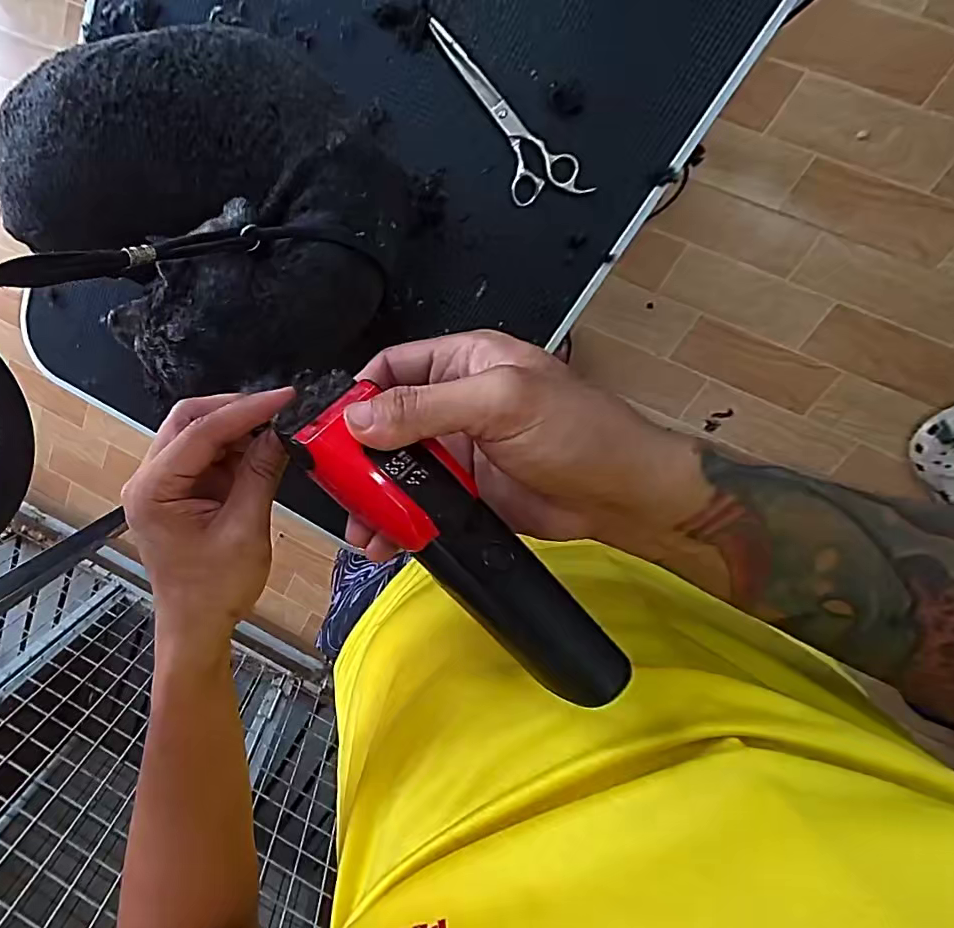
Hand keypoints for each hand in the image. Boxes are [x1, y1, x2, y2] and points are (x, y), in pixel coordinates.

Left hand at [122, 387, 294, 645]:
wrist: (197, 625)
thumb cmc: (212, 591)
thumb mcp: (245, 529)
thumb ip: (260, 475)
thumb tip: (280, 436)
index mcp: (154, 490)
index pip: (201, 430)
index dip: (247, 410)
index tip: (283, 399)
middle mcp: (149, 481)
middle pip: (190, 420)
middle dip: (237, 412)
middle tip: (279, 410)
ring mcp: (163, 485)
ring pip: (199, 434)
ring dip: (239, 431)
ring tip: (277, 435)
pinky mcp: (180, 492)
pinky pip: (208, 457)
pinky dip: (236, 451)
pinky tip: (262, 454)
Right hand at [343, 330, 702, 560]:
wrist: (620, 496)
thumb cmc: (582, 432)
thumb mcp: (502, 402)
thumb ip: (428, 405)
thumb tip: (363, 417)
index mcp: (464, 363)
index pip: (392, 369)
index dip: (359, 397)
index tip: (333, 432)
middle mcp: (456, 405)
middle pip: (386, 425)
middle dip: (358, 458)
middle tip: (342, 487)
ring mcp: (461, 452)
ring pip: (400, 471)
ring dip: (376, 496)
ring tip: (363, 523)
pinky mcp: (467, 492)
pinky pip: (422, 504)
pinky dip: (402, 521)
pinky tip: (390, 538)